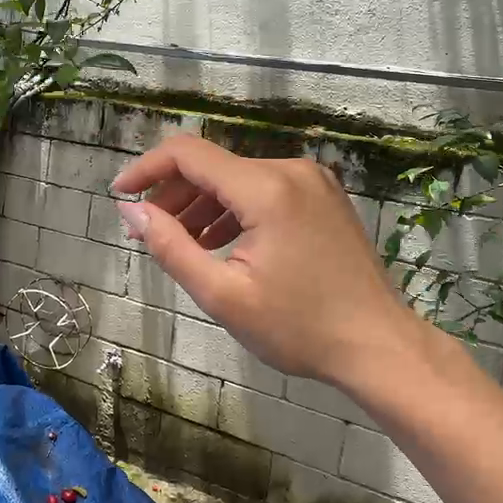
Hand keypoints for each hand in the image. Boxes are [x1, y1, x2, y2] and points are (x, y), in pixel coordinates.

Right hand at [111, 135, 419, 386]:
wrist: (382, 348)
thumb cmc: (299, 328)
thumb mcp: (222, 294)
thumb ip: (170, 246)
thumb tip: (130, 210)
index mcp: (265, 189)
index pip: (187, 154)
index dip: (146, 169)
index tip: (120, 196)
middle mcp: (289, 170)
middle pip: (210, 165)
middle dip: (171, 194)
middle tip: (147, 232)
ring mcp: (310, 181)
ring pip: (234, 178)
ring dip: (199, 204)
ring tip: (179, 242)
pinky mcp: (321, 196)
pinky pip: (260, 189)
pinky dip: (230, 209)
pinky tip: (216, 242)